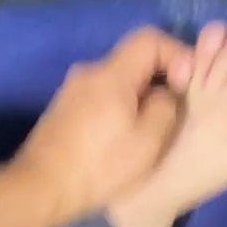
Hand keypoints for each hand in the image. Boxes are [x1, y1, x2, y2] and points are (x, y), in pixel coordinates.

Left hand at [12, 27, 193, 220]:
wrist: (40, 187)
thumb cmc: (99, 166)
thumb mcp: (147, 142)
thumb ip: (166, 106)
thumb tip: (166, 91)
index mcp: (110, 74)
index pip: (149, 38)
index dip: (176, 52)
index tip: (186, 84)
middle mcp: (88, 72)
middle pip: (133, 58)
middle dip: (160, 76)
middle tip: (175, 108)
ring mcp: (72, 89)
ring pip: (118, 78)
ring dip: (140, 94)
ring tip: (152, 127)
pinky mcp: (64, 107)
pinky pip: (102, 94)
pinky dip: (121, 104)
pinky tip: (124, 135)